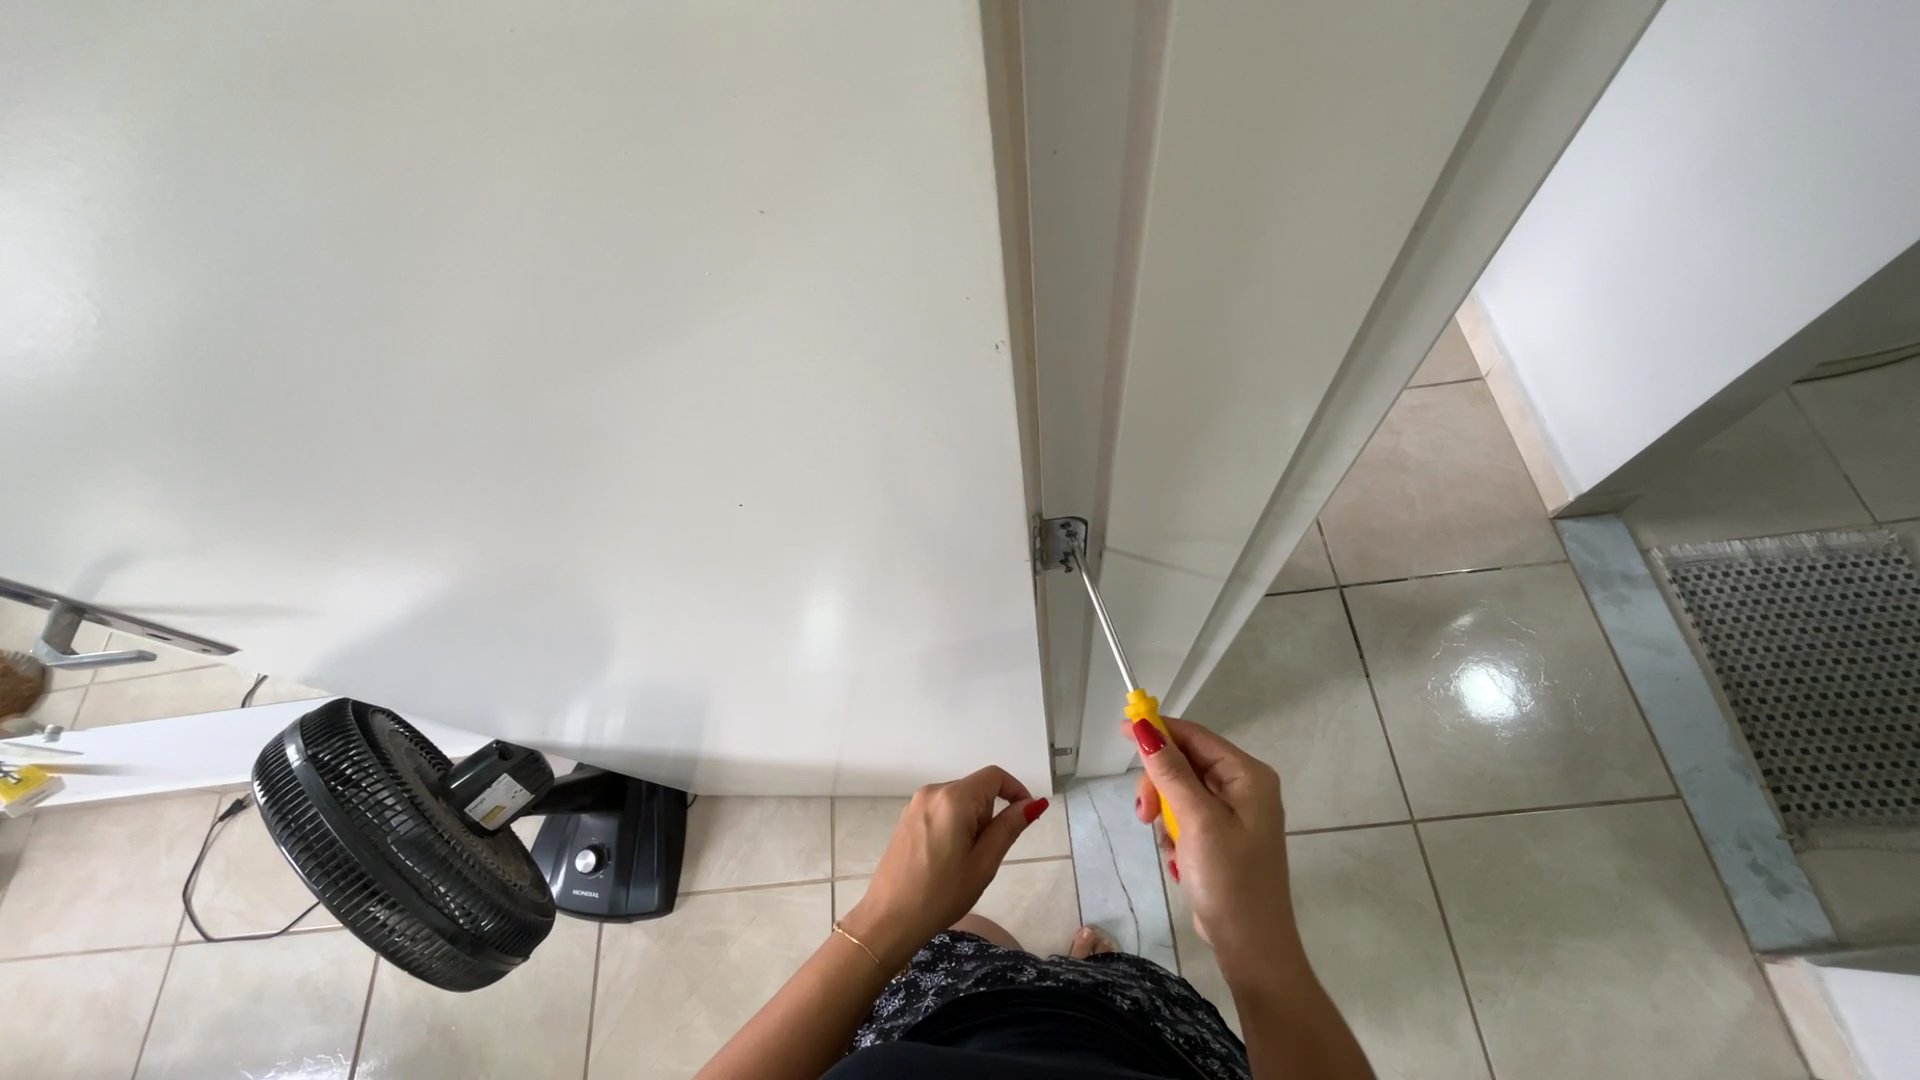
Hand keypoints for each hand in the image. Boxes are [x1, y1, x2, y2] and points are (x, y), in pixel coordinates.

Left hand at [841, 766, 1047, 967]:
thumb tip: (1034, 803)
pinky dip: (954, 825)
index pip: (994, 776)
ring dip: (972, 822)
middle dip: (990, 815)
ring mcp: (916, 803)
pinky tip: (945, 858)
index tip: (1027, 816)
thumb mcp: (984, 862)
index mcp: (953, 798)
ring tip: (962, 861)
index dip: (1016, 790)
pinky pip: (942, 810)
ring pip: (960, 801)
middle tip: (984, 854)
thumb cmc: (942, 894)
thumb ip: (1009, 827)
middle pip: (976, 789)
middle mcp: (933, 792)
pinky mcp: (907, 817)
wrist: (890, 918)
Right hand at [1132, 717, 1300, 968]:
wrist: (1251, 946)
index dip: (1159, 730)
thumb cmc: (1229, 878)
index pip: (1196, 736)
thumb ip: (1169, 771)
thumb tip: (1145, 728)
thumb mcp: (1196, 820)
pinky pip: (1186, 816)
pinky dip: (1174, 832)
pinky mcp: (1222, 837)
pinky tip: (1176, 858)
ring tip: (1162, 841)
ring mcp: (1234, 814)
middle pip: (1186, 762)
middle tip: (1144, 812)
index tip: (1123, 732)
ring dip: (1164, 811)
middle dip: (1159, 783)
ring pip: (1181, 790)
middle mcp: (1244, 788)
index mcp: (1248, 776)